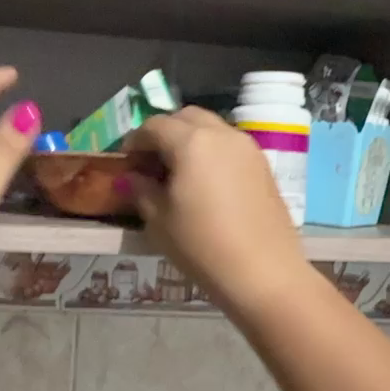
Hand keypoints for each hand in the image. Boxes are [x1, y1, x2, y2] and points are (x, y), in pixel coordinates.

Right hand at [120, 108, 307, 311]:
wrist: (263, 273)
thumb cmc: (202, 246)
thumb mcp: (159, 221)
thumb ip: (141, 190)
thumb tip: (132, 177)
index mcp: (191, 142)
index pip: (154, 126)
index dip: (135, 141)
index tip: (126, 163)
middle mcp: (221, 134)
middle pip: (186, 117)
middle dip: (164, 132)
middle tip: (151, 162)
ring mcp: (247, 148)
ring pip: (211, 128)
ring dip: (190, 140)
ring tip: (178, 172)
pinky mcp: (263, 165)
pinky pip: (229, 145)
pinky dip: (211, 152)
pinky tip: (204, 183)